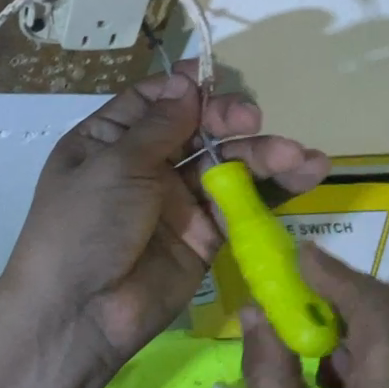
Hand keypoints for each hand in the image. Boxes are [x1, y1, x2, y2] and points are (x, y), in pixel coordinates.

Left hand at [0, 66, 328, 373]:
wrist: (80, 307)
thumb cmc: (84, 224)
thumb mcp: (113, 166)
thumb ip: (156, 128)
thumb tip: (185, 84)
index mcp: (105, 141)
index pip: (150, 102)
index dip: (184, 89)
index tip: (217, 80)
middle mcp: (139, 165)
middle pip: (194, 130)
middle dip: (227, 120)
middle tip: (251, 120)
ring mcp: (173, 201)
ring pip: (225, 166)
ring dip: (263, 154)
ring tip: (297, 156)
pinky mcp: (203, 235)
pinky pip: (241, 205)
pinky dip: (273, 190)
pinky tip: (307, 172)